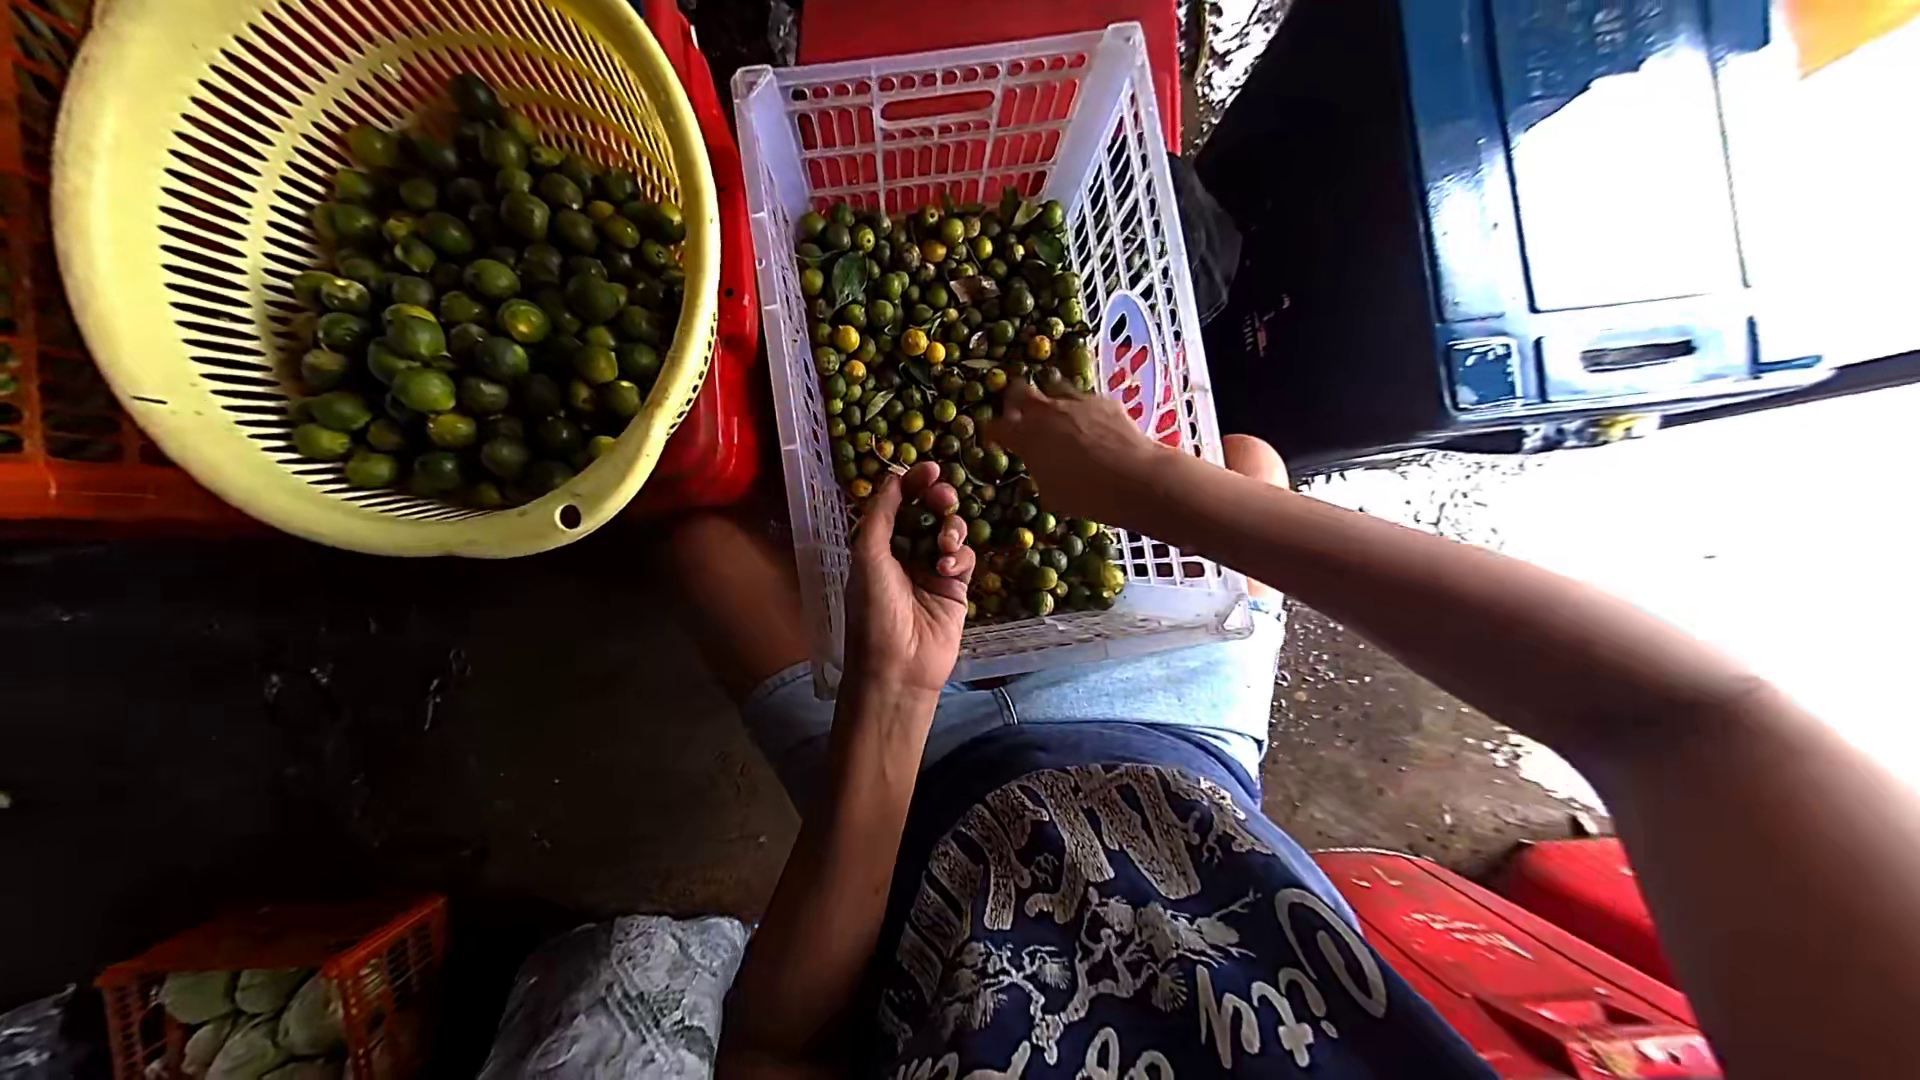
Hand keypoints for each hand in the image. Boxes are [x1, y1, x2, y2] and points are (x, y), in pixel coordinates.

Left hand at [844, 461, 976, 696]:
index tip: (931, 468)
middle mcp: (906, 554)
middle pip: (928, 512)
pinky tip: (947, 567)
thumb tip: (894, 477)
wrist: (898, 665)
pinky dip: (959, 555)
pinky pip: (964, 557)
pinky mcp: (956, 587)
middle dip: (938, 499)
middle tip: (943, 497)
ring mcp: (932, 570)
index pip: (898, 504)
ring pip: (951, 531)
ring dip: (951, 528)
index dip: (913, 483)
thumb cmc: (874, 609)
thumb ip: (882, 514)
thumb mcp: (868, 556)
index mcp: (879, 545)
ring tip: (945, 543)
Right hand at [983, 379, 1172, 525]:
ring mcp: (1075, 402)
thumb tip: (1043, 468)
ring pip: (1054, 388)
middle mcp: (1045, 412)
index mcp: (1025, 436)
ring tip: (1059, 417)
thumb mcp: (1051, 494)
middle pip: (1019, 391)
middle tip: (1019, 414)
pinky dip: (1083, 410)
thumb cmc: (1084, 495)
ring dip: (1051, 401)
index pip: (996, 427)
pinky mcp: (1102, 400)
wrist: (1132, 478)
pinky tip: (1094, 426)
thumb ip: (1040, 473)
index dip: (992, 432)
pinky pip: (1085, 400)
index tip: (995, 438)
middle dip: (1015, 401)